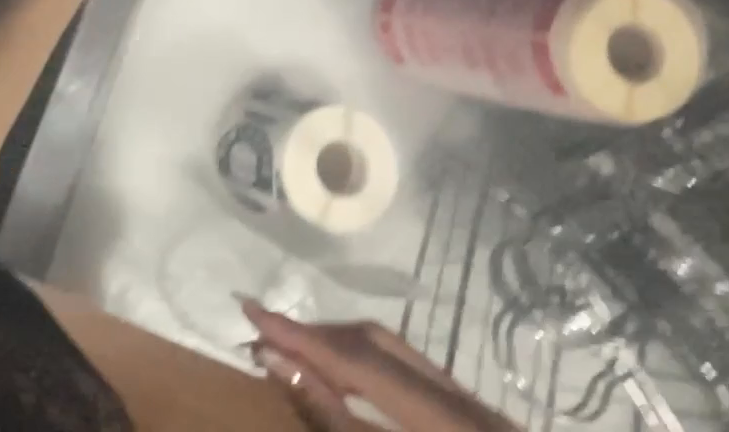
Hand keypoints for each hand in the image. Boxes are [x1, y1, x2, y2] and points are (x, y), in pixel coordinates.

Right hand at [243, 301, 516, 431]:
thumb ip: (326, 414)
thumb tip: (272, 355)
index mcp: (450, 425)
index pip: (361, 362)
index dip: (302, 335)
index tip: (248, 307)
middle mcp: (472, 406)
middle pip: (378, 345)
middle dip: (317, 337)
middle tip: (264, 338)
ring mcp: (481, 409)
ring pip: (394, 351)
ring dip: (337, 347)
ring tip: (292, 353)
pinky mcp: (476, 415)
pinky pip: (410, 369)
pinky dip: (365, 365)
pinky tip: (336, 374)